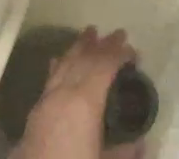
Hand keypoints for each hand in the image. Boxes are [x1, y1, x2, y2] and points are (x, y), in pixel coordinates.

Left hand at [18, 27, 141, 158]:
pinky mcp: (37, 108)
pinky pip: (51, 76)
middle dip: (103, 45)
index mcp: (85, 102)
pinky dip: (60, 63)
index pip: (104, 67)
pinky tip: (59, 58)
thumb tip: (141, 142)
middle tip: (119, 33)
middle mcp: (65, 92)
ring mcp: (48, 97)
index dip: (119, 55)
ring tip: (90, 32)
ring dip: (79, 46)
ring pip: (66, 63)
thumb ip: (124, 152)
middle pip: (86, 59)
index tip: (133, 50)